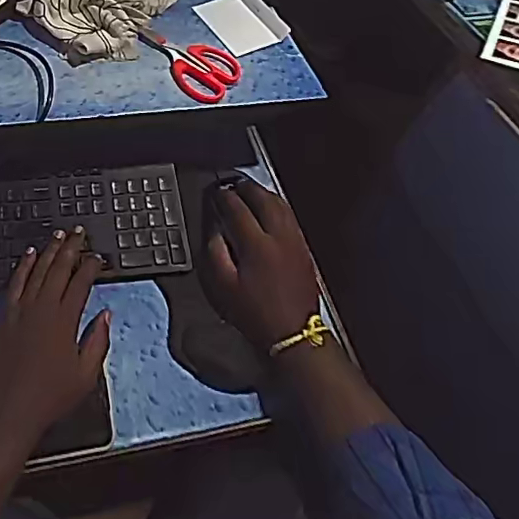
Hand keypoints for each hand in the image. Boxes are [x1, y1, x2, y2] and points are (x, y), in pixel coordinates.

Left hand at [0, 228, 111, 449]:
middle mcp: (42, 308)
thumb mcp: (85, 376)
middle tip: (79, 233)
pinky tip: (30, 255)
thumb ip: (98, 341)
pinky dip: (24, 265)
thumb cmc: (48, 398)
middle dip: (71, 247)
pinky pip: (15, 281)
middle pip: (59, 268)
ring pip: (38, 269)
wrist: (8, 410)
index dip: (91, 266)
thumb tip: (105, 316)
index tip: (98, 257)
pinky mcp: (4, 314)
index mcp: (64, 321)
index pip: (81, 283)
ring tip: (58, 235)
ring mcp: (21, 309)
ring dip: (50, 250)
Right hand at [202, 180, 320, 351]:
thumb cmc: (256, 313)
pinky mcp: (304, 249)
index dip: (223, 197)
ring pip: (281, 205)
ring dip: (263, 193)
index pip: (237, 208)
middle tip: (232, 185)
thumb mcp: (223, 285)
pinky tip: (269, 208)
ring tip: (249, 191)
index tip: (215, 194)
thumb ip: (215, 252)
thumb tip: (215, 230)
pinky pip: (291, 217)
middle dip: (245, 188)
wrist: (293, 334)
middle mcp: (279, 238)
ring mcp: (295, 242)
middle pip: (263, 199)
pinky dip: (277, 205)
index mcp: (256, 246)